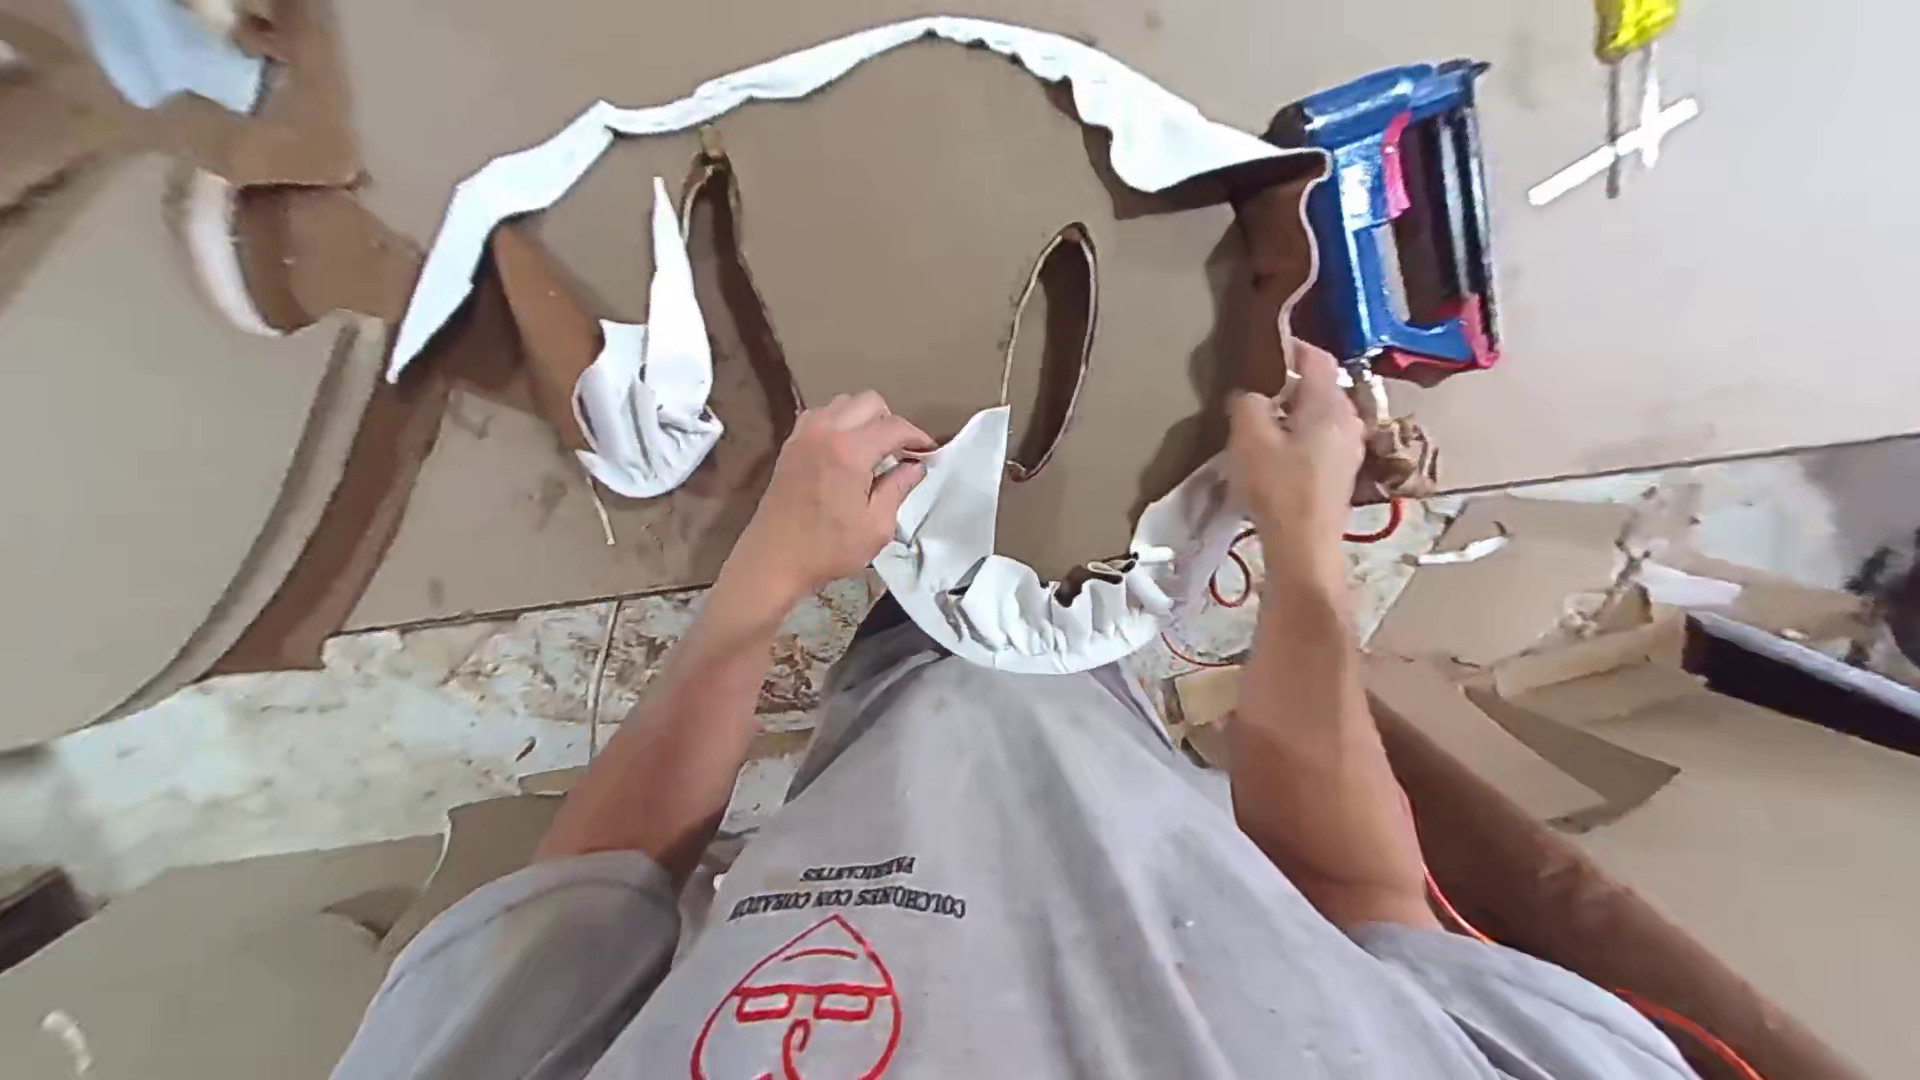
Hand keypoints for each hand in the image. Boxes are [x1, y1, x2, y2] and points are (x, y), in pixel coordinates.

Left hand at [725, 391, 932, 604]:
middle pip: (869, 401)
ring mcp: (803, 435)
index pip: (894, 426)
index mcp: (849, 451)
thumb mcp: (876, 526)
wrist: (773, 560)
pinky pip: (822, 415)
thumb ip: (898, 489)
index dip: (918, 437)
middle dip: (891, 423)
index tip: (929, 452)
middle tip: (901, 452)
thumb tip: (914, 467)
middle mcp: (825, 432)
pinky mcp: (790, 445)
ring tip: (874, 450)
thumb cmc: (827, 549)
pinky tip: (846, 451)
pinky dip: (840, 423)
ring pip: (844, 403)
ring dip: (865, 419)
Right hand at [1227, 343, 1364, 573]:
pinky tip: (1274, 455)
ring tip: (1259, 427)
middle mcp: (1349, 420)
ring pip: (1318, 416)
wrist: (1303, 544)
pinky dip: (1297, 437)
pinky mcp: (1341, 472)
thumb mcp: (1248, 438)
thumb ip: (1247, 405)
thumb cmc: (1277, 487)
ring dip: (1290, 415)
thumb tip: (1251, 396)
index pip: (1316, 358)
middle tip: (1254, 395)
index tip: (1266, 348)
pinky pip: (1319, 439)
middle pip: (1318, 388)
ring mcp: (1350, 448)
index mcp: (1330, 404)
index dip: (1291, 347)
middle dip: (1287, 387)